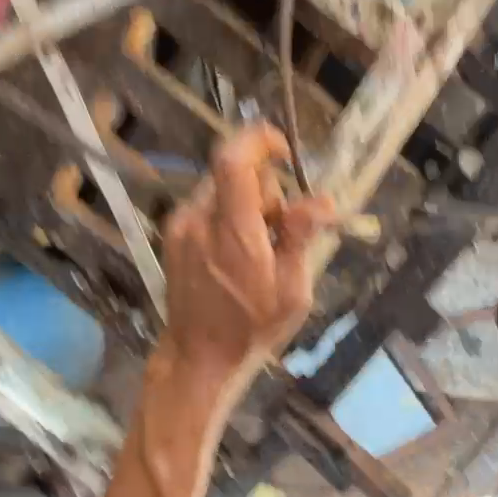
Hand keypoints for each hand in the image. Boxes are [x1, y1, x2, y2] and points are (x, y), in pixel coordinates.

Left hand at [159, 125, 335, 381]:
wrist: (198, 355)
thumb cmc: (251, 328)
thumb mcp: (291, 292)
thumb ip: (301, 238)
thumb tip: (324, 200)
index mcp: (233, 232)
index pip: (235, 159)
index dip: (260, 140)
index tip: (284, 151)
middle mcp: (200, 219)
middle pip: (234, 173)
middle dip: (263, 190)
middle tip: (279, 231)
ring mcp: (181, 226)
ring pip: (220, 189)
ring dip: (244, 206)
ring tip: (256, 249)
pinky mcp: (173, 235)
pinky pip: (206, 207)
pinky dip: (226, 218)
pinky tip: (234, 254)